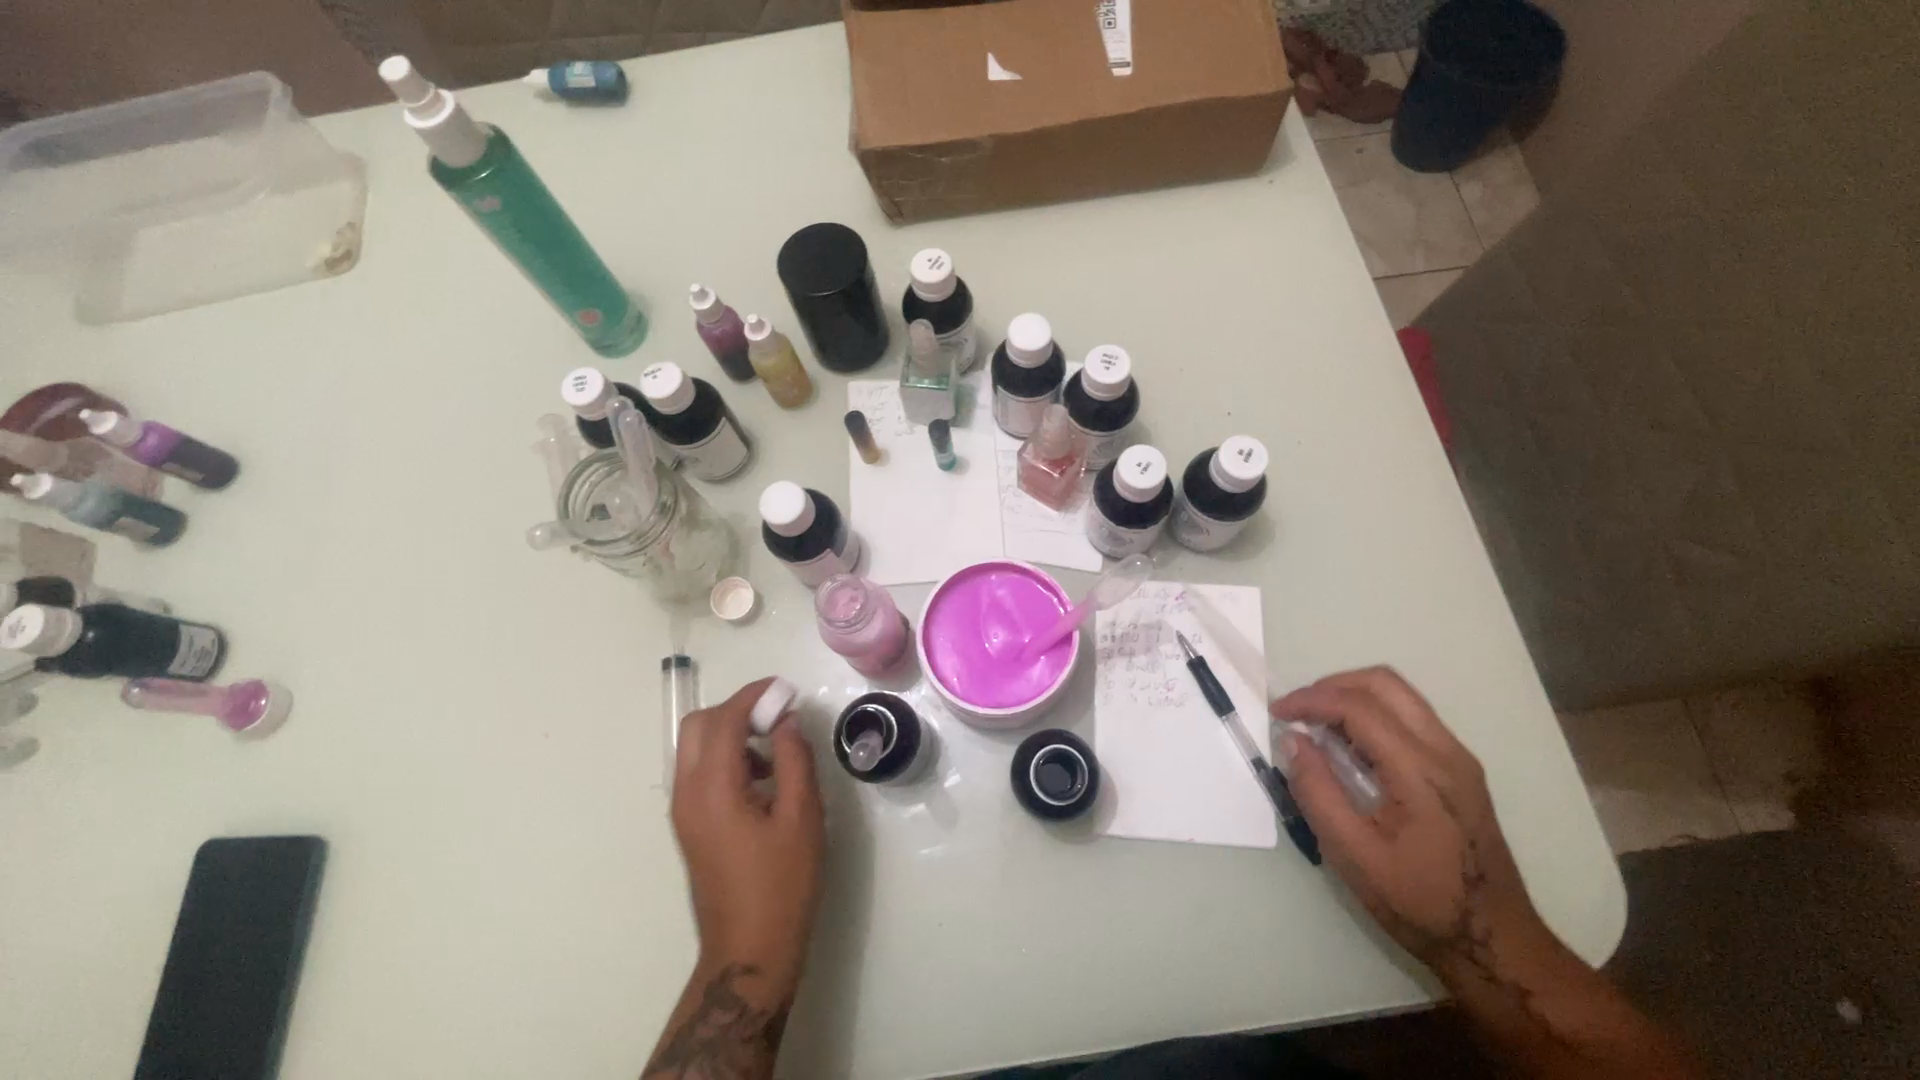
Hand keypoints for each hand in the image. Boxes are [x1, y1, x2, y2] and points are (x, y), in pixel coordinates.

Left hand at [671, 677, 825, 987]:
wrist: (749, 949)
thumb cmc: (783, 884)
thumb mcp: (802, 818)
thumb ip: (794, 760)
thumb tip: (787, 720)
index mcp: (713, 789)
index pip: (725, 720)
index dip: (754, 696)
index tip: (786, 689)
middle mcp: (687, 793)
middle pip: (699, 726)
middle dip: (737, 710)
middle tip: (778, 716)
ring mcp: (683, 811)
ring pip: (696, 748)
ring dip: (731, 734)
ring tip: (776, 752)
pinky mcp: (689, 826)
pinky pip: (699, 772)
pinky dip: (726, 758)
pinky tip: (762, 782)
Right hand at [1271, 668, 1551, 976]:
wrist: (1494, 941)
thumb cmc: (1420, 903)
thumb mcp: (1353, 855)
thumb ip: (1318, 793)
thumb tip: (1293, 742)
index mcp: (1420, 770)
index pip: (1359, 707)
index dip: (1311, 700)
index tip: (1276, 713)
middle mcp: (1446, 751)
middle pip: (1385, 684)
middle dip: (1333, 685)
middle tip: (1297, 711)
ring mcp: (1458, 759)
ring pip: (1401, 697)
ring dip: (1353, 697)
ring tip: (1317, 726)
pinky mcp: (1460, 771)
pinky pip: (1411, 719)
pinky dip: (1373, 715)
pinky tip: (1349, 748)